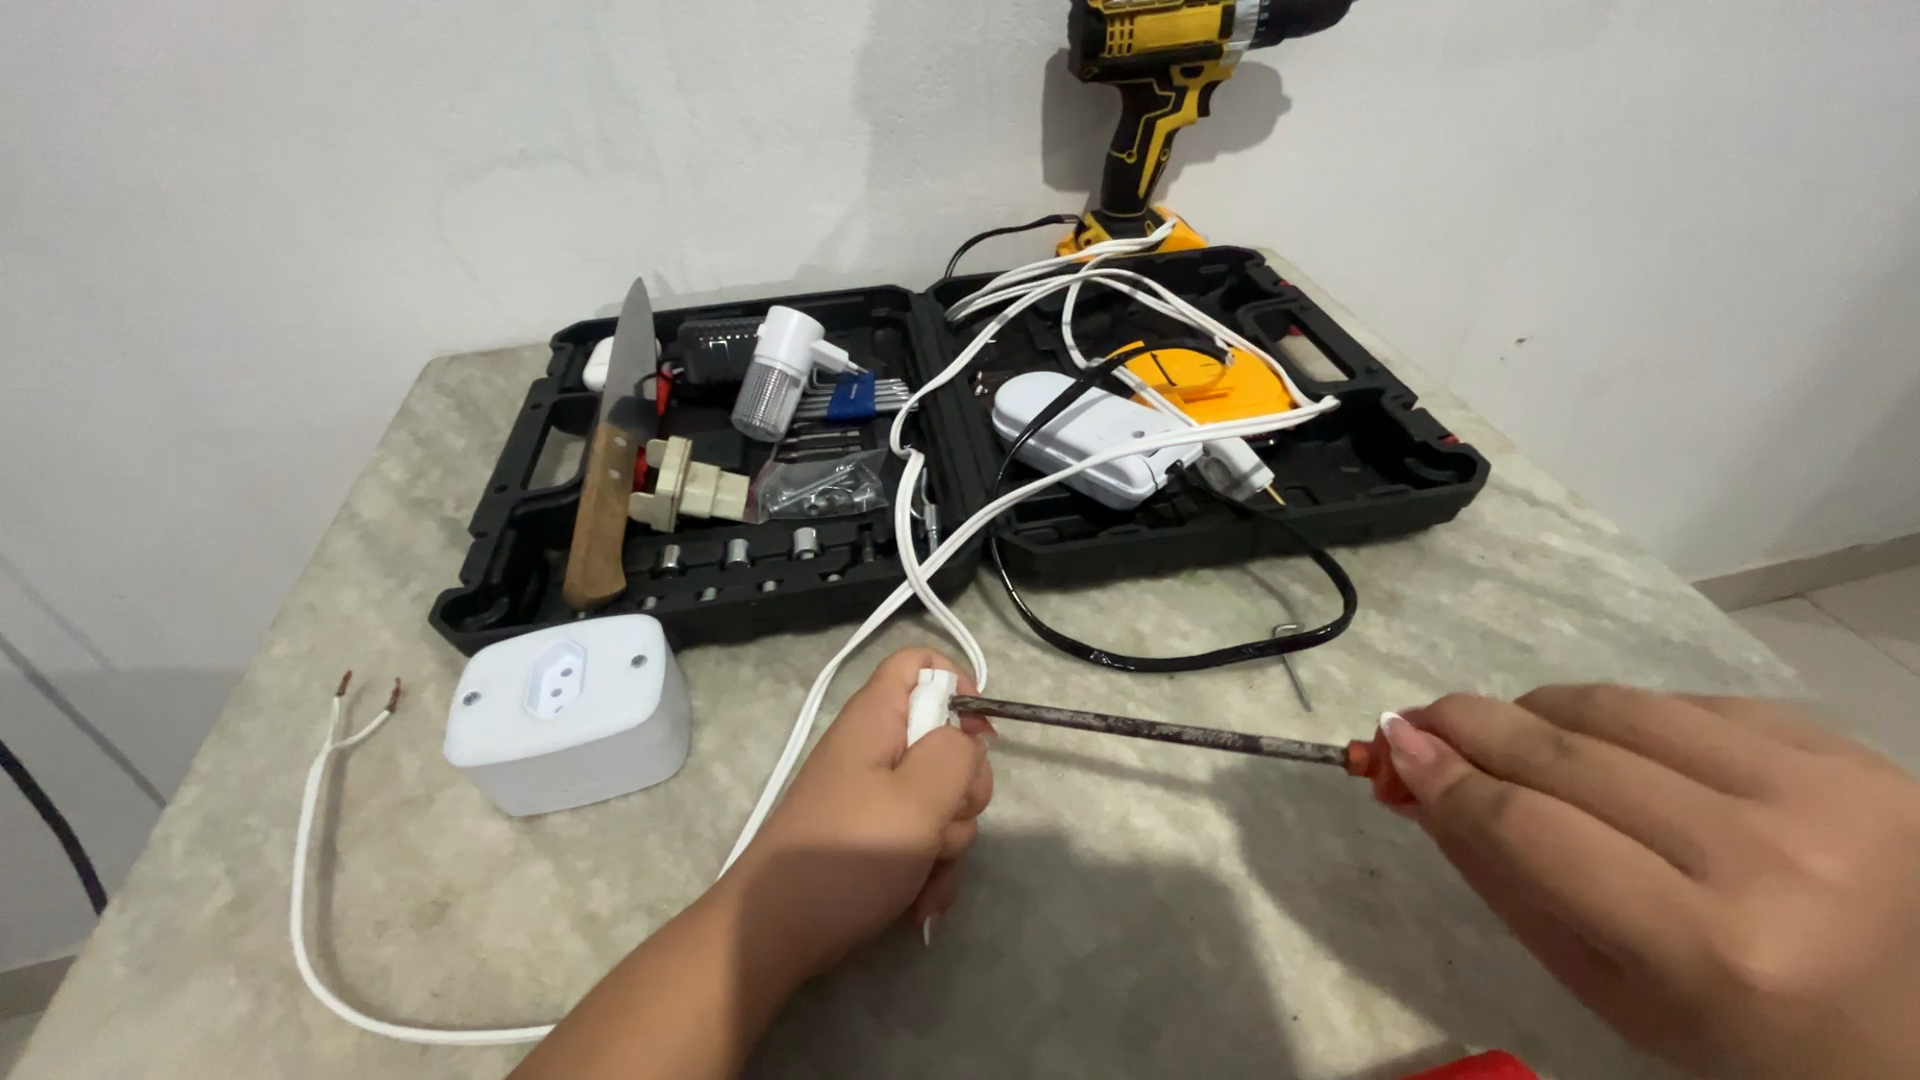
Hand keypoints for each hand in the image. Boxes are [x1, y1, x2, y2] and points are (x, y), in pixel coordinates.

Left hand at [720, 648, 994, 981]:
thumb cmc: (846, 857)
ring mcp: (873, 796)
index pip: (919, 663)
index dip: (958, 684)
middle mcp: (874, 749)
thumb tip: (967, 741)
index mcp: (876, 719)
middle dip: (962, 789)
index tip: (980, 734)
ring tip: (923, 876)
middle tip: (944, 819)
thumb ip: (957, 756)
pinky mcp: (873, 836)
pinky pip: (922, 838)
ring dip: (947, 842)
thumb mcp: (916, 800)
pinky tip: (919, 904)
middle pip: (944, 741)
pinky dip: (929, 869)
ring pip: (941, 799)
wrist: (774, 934)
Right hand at [1380, 688, 1919, 1079]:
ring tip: (1511, 740)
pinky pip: (1679, 700)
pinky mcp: (1852, 753)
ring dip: (1532, 714)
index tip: (1385, 745)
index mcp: (1710, 947)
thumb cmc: (1737, 1032)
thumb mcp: (1599, 981)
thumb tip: (1411, 772)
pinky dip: (1616, 719)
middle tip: (1414, 721)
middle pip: (1559, 752)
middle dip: (1464, 725)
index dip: (1440, 775)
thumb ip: (1494, 868)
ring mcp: (1829, 794)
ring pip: (1610, 707)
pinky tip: (1613, 755)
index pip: (1525, 825)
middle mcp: (1775, 859)